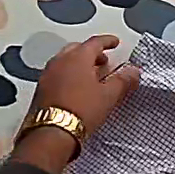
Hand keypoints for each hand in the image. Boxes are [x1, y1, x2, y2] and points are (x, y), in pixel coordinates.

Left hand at [12, 35, 141, 173]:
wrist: (52, 132)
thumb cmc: (81, 110)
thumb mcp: (108, 96)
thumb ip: (123, 80)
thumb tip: (133, 71)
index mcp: (78, 57)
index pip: (95, 42)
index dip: (107, 41)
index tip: (114, 42)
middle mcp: (60, 61)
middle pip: (78, 49)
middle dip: (92, 52)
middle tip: (103, 60)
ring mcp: (48, 74)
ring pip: (65, 61)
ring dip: (79, 64)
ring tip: (91, 75)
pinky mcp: (41, 88)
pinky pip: (57, 73)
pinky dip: (68, 74)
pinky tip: (75, 88)